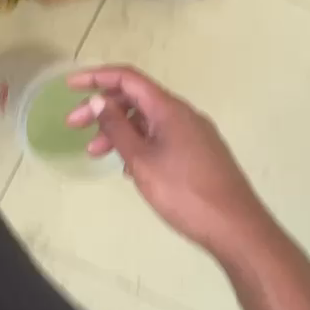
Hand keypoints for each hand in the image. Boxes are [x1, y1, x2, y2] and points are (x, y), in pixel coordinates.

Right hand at [66, 65, 275, 260]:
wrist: (240, 232)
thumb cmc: (184, 193)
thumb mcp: (140, 159)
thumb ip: (116, 126)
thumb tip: (98, 100)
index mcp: (169, 110)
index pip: (127, 78)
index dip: (95, 77)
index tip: (69, 86)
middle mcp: (183, 115)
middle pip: (134, 98)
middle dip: (101, 108)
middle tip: (74, 125)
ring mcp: (194, 135)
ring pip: (146, 120)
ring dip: (117, 130)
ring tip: (95, 154)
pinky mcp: (199, 154)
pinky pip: (160, 136)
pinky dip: (137, 142)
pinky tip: (127, 167)